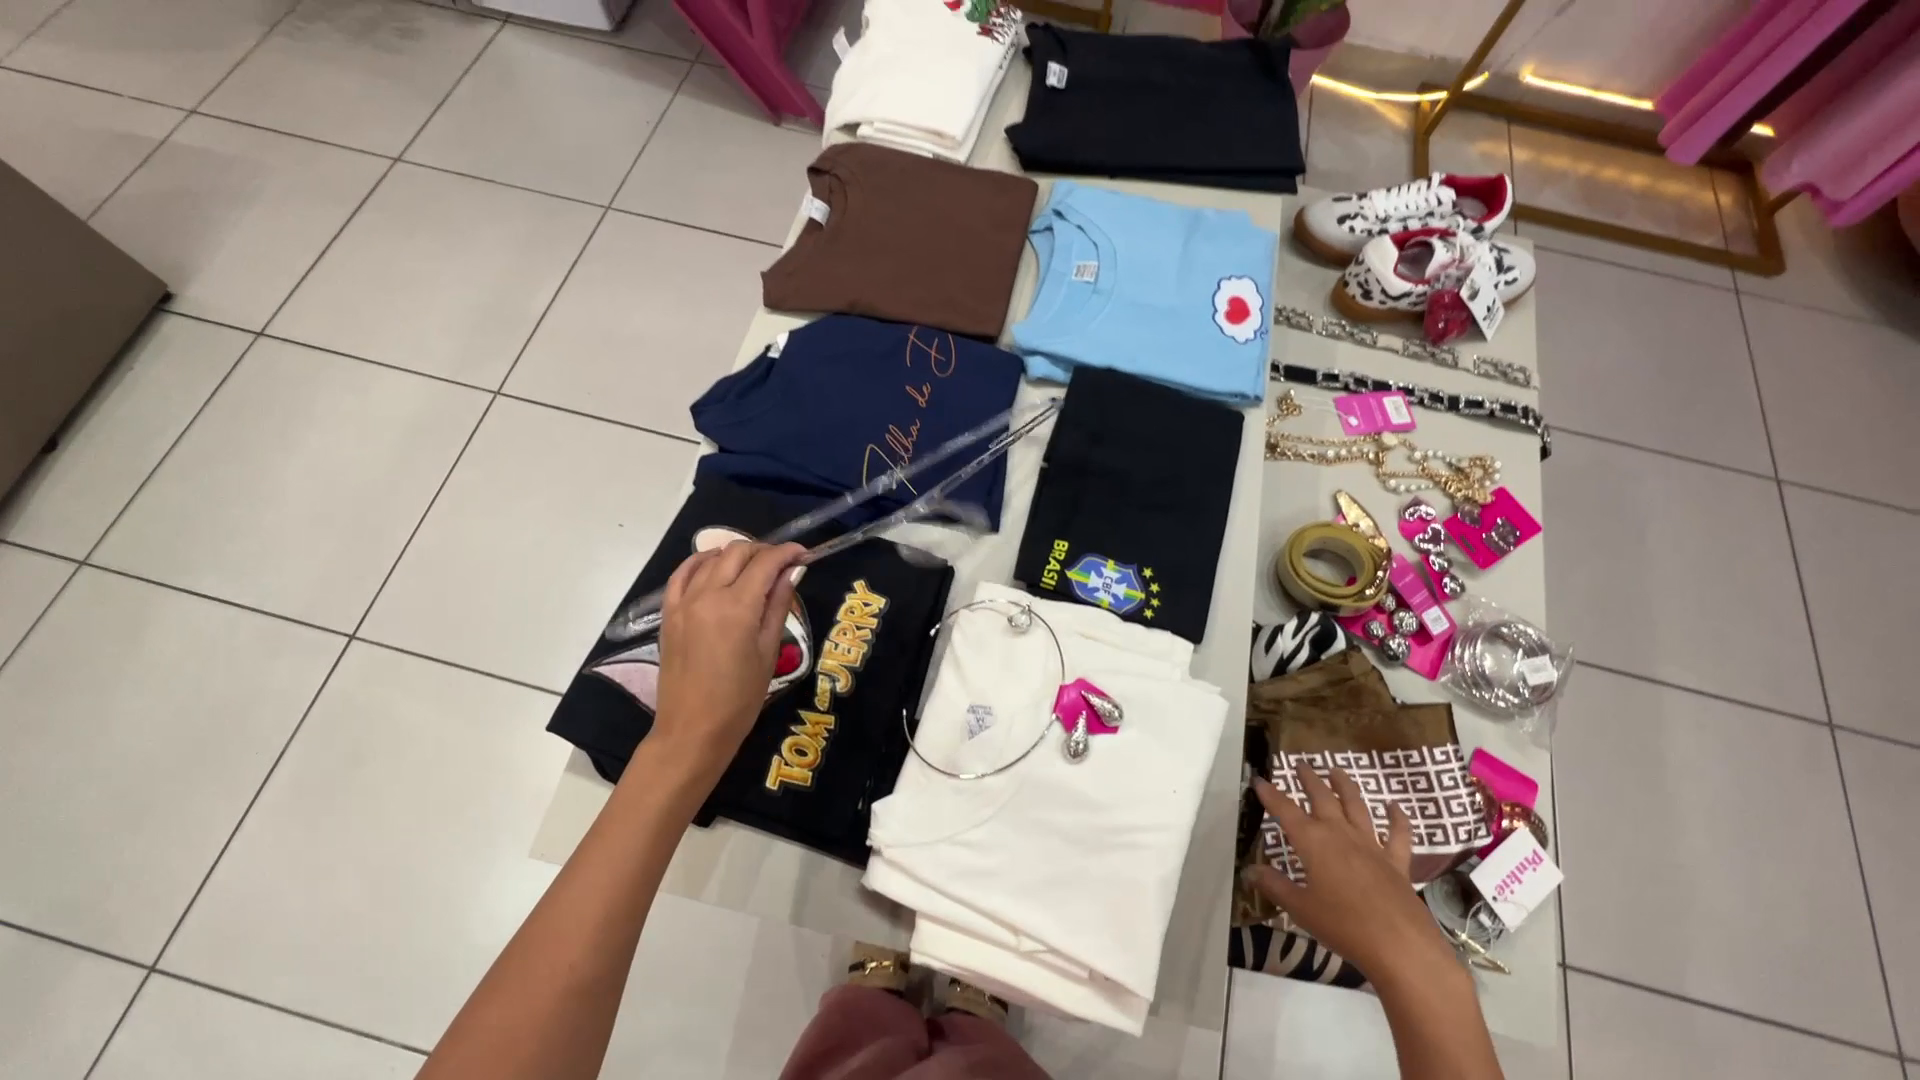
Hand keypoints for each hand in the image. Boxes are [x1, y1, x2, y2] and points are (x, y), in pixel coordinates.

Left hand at [649, 541, 806, 777]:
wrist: (692, 729)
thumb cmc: (739, 698)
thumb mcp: (768, 651)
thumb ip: (778, 605)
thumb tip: (791, 573)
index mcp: (738, 606)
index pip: (766, 563)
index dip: (787, 553)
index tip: (803, 554)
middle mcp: (708, 595)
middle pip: (737, 552)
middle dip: (763, 550)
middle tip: (782, 564)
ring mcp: (683, 602)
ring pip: (710, 558)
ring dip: (735, 554)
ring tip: (753, 567)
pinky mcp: (668, 613)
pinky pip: (682, 574)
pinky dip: (700, 562)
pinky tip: (714, 565)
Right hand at [1247, 767, 1452, 980]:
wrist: (1398, 944)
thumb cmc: (1342, 924)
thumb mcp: (1299, 908)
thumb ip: (1274, 885)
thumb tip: (1250, 870)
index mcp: (1313, 842)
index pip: (1285, 810)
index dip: (1271, 794)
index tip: (1259, 780)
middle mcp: (1341, 834)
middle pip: (1322, 798)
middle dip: (1309, 780)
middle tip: (1300, 765)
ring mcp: (1371, 845)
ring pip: (1357, 806)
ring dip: (1345, 786)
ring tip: (1336, 770)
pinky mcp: (1396, 862)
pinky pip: (1398, 834)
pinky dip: (1397, 818)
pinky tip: (1394, 806)